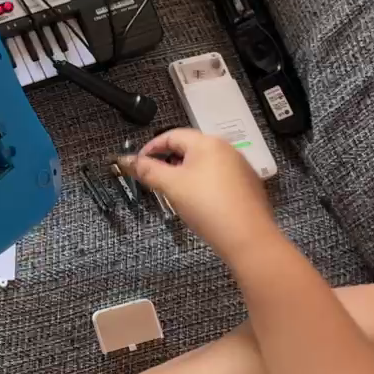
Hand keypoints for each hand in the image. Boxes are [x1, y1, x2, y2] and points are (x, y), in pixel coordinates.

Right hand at [120, 128, 279, 260]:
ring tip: (174, 191)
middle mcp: (226, 148)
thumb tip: (126, 160)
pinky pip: (218, 176)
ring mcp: (240, 166)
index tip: (138, 163)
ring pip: (204, 163)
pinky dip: (203, 183)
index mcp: (207, 142)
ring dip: (185, 172)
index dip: (151, 148)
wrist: (247, 237)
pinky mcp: (248, 185)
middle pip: (189, 148)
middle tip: (154, 178)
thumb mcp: (170, 186)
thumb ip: (147, 170)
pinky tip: (198, 201)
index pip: (171, 135)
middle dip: (168, 160)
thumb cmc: (206, 206)